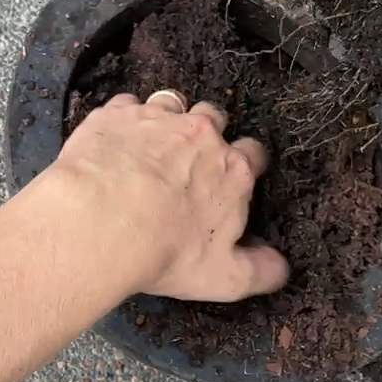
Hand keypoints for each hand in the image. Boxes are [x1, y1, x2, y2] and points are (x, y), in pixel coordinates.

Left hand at [40, 90, 289, 302]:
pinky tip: (116, 137)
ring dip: (167, 118)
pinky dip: (125, 116)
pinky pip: (127, 103)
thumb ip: (259, 271)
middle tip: (189, 157)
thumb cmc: (165, 251)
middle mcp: (199, 134)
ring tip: (151, 142)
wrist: (100, 220)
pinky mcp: (116, 114)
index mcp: (231, 169)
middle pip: (214, 117)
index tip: (234, 174)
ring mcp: (156, 118)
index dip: (246, 161)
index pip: (254, 152)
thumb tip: (280, 267)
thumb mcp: (223, 278)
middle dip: (207, 131)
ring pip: (172, 102)